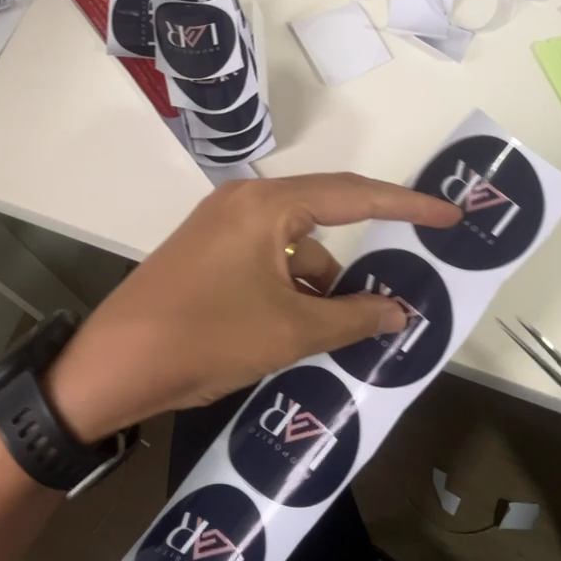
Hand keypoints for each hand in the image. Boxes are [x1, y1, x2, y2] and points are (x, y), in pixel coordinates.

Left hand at [42, 173, 460, 442]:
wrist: (112, 366)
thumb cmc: (206, 338)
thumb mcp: (290, 331)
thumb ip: (353, 316)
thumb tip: (399, 311)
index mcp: (267, 205)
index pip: (353, 193)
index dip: (407, 203)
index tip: (448, 212)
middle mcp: (245, 201)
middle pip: (324, 212)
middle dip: (364, 246)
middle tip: (408, 260)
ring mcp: (221, 224)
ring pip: (295, 243)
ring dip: (324, 278)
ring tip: (349, 322)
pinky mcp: (207, 251)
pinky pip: (268, 257)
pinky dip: (293, 284)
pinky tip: (304, 324)